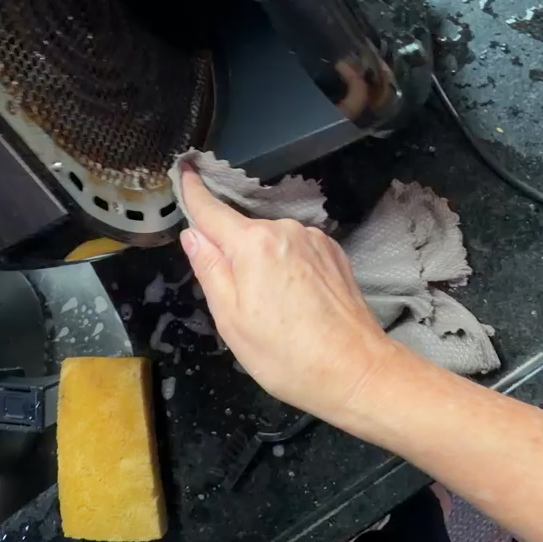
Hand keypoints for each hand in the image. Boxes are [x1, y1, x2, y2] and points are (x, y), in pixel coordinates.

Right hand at [178, 168, 409, 423]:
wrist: (356, 370)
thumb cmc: (286, 355)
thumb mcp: (231, 319)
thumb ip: (209, 269)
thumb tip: (193, 234)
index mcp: (253, 244)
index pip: (212, 211)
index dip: (195, 192)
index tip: (186, 170)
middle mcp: (284, 229)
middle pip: (243, 232)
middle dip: (233, 255)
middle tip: (241, 301)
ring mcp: (313, 238)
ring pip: (271, 242)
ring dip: (264, 263)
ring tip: (276, 309)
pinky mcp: (333, 250)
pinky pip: (296, 249)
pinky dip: (288, 266)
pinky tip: (298, 300)